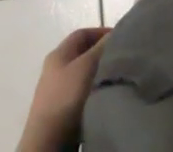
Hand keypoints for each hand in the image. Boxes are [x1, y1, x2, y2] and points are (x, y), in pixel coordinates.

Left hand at [17, 26, 110, 150]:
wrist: (49, 142)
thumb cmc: (66, 97)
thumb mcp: (85, 66)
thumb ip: (101, 48)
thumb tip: (116, 32)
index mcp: (58, 54)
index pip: (82, 34)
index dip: (101, 32)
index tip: (122, 37)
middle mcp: (56, 70)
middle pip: (83, 54)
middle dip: (103, 54)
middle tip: (123, 58)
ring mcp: (58, 92)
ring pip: (84, 76)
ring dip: (101, 75)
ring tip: (119, 78)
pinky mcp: (63, 112)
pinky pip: (84, 95)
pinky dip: (96, 93)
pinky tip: (107, 97)